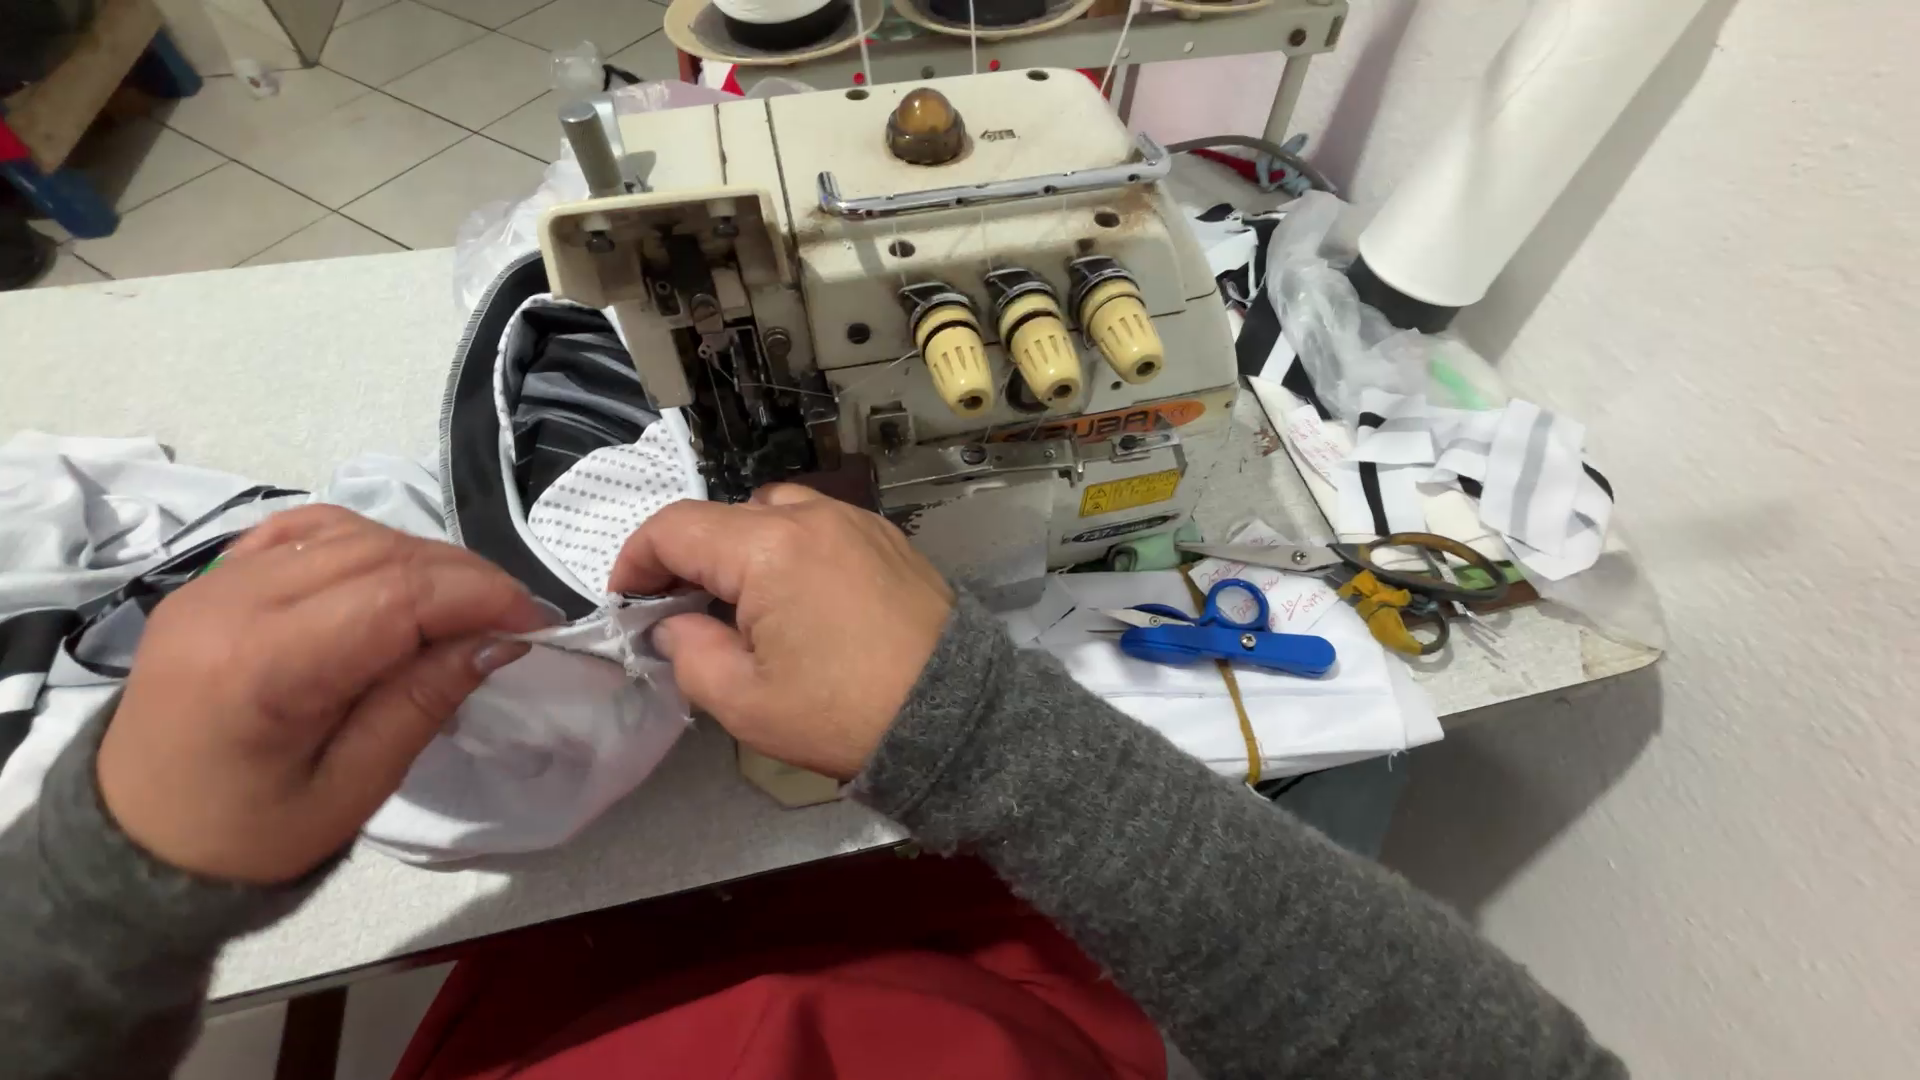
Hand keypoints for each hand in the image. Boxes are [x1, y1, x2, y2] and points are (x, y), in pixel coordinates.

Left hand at [97, 506, 558, 884]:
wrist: (134, 841)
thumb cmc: (249, 833)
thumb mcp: (355, 785)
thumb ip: (426, 700)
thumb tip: (502, 640)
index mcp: (260, 666)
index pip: (398, 594)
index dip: (483, 597)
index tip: (538, 626)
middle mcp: (232, 604)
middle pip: (385, 554)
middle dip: (471, 578)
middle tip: (515, 620)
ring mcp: (217, 582)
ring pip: (359, 534)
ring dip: (431, 562)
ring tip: (466, 607)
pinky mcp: (220, 578)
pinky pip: (315, 531)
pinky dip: (376, 544)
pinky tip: (402, 578)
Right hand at [610, 484, 953, 779]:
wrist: (952, 713)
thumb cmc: (843, 712)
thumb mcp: (745, 702)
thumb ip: (689, 651)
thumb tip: (676, 623)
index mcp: (770, 547)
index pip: (676, 527)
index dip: (637, 559)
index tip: (629, 600)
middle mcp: (815, 516)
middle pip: (727, 517)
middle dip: (693, 558)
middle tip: (688, 612)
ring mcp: (858, 521)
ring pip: (776, 513)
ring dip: (746, 548)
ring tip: (749, 604)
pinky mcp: (889, 538)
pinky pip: (822, 527)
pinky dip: (794, 549)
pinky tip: (803, 598)